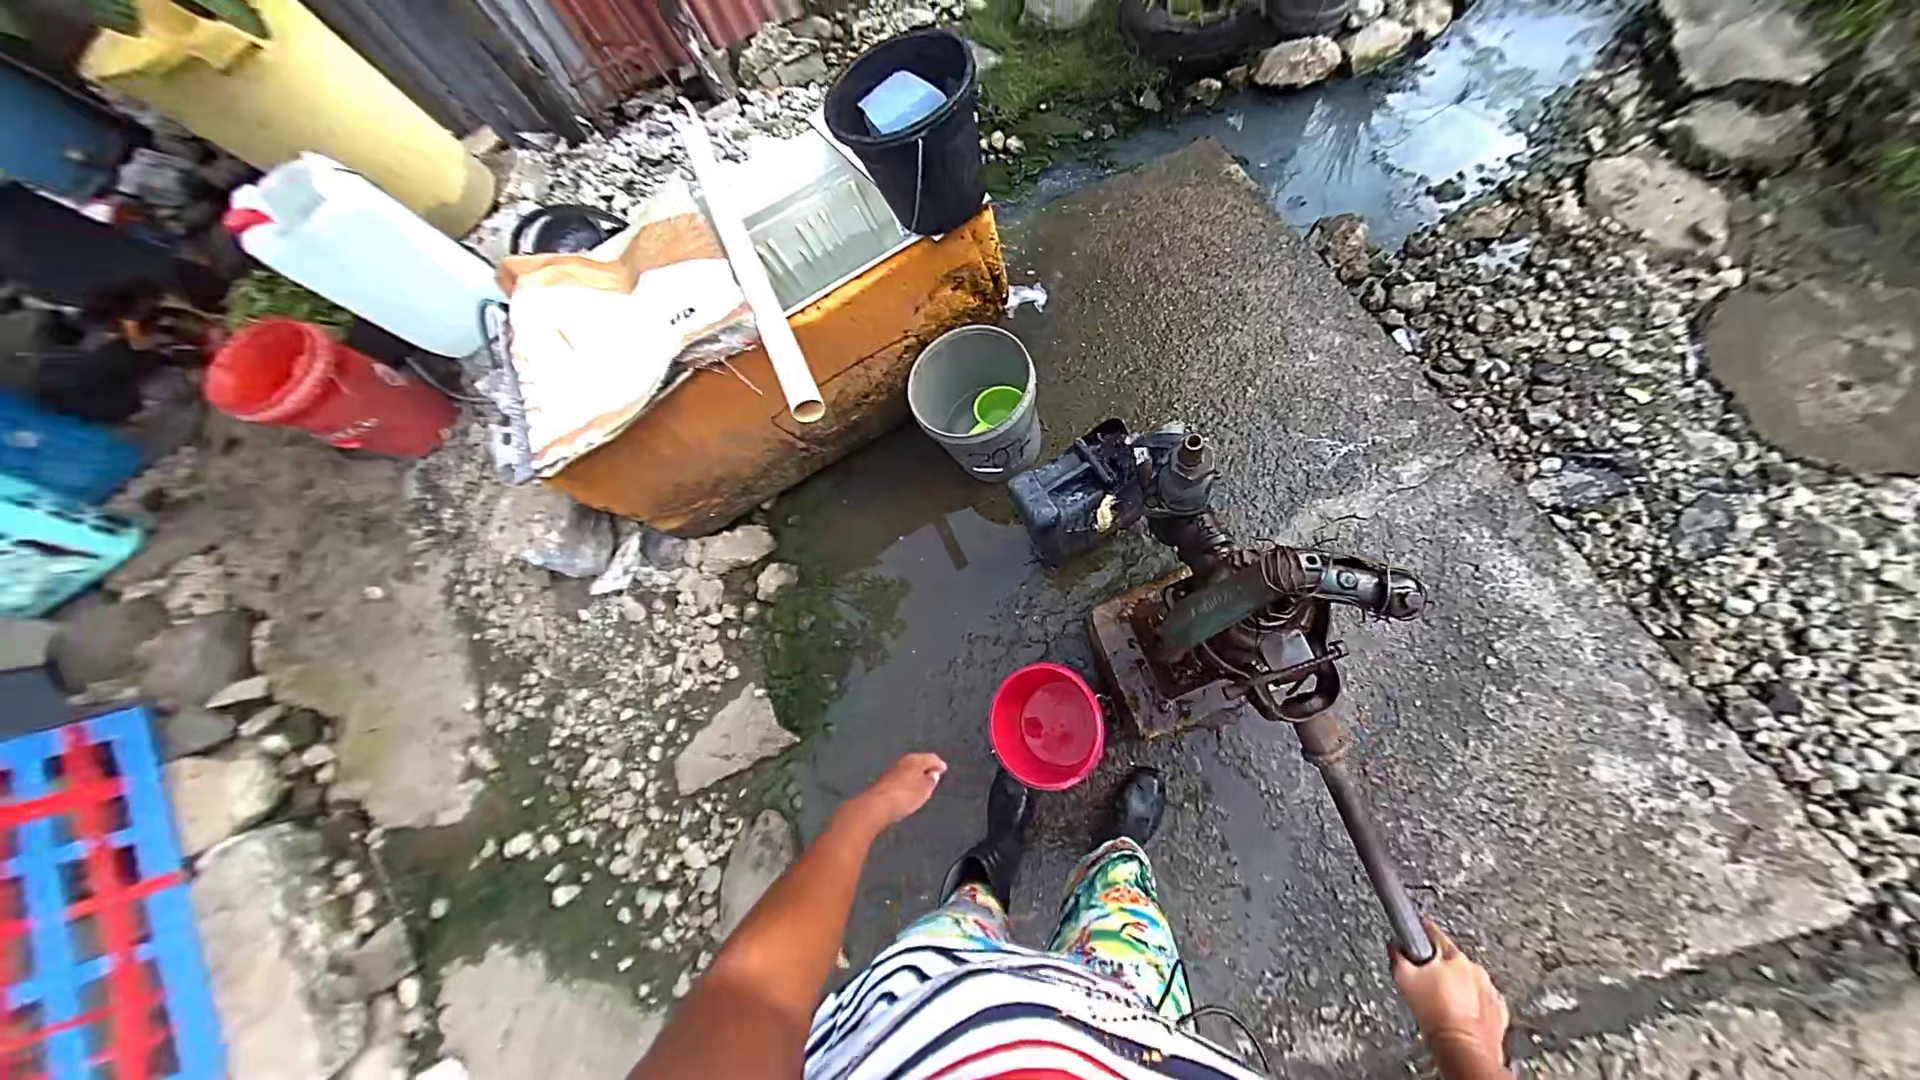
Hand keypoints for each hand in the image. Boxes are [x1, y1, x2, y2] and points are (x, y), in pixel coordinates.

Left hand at [843, 753, 947, 834]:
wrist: (877, 805)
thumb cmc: (905, 795)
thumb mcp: (925, 790)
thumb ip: (931, 780)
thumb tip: (933, 773)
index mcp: (916, 760)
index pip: (931, 758)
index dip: (938, 764)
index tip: (943, 769)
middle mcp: (904, 760)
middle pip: (919, 761)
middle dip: (926, 766)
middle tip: (934, 773)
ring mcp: (893, 769)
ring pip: (909, 768)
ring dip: (916, 773)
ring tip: (923, 781)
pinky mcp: (885, 780)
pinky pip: (902, 776)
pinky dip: (908, 779)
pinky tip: (909, 787)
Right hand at [1391, 922, 1509, 1076]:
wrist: (1462, 1050)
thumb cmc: (1436, 1015)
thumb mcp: (1402, 976)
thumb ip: (1396, 953)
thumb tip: (1395, 946)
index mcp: (1454, 956)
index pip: (1433, 932)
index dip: (1419, 931)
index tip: (1414, 936)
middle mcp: (1476, 970)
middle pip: (1449, 958)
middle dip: (1437, 966)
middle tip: (1424, 981)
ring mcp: (1490, 991)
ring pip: (1466, 979)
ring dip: (1455, 985)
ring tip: (1441, 1001)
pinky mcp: (1499, 1012)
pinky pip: (1480, 999)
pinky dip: (1470, 1003)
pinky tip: (1458, 1012)